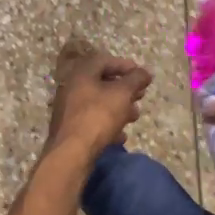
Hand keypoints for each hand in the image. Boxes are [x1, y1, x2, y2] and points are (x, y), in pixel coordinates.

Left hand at [46, 40, 152, 157]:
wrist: (71, 153)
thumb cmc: (98, 117)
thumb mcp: (122, 94)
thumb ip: (135, 80)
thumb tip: (145, 72)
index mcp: (81, 74)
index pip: (104, 61)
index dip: (125, 65)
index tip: (142, 75)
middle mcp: (71, 88)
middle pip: (101, 83)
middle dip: (124, 89)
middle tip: (140, 95)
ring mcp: (69, 110)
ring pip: (98, 104)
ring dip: (118, 107)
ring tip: (134, 116)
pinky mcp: (70, 129)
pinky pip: (92, 122)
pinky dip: (108, 124)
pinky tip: (120, 135)